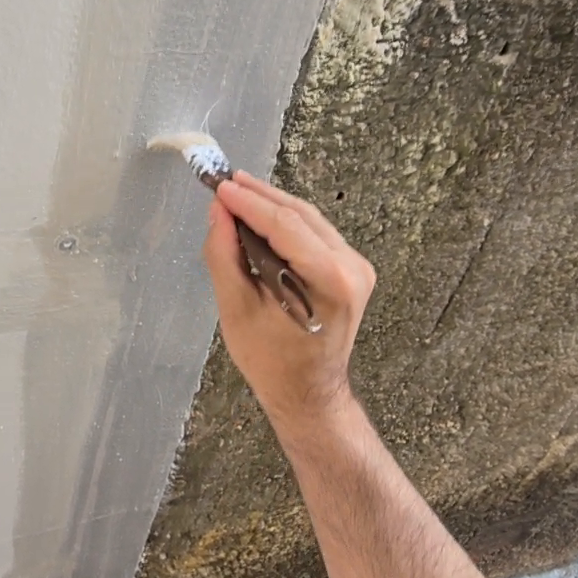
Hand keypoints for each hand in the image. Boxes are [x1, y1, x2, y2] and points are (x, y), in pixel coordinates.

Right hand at [204, 172, 376, 427]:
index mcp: (330, 280)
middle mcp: (352, 267)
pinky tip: (261, 214)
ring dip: (273, 204)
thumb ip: (225, 255)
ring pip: (310, 220)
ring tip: (238, 191)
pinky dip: (287, 221)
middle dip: (260, 196)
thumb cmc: (270, 361)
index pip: (284, 225)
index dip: (249, 202)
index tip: (220, 187)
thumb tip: (219, 211)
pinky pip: (316, 233)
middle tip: (226, 182)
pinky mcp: (353, 270)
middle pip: (300, 215)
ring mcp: (358, 267)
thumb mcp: (236, 309)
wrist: (309, 395)